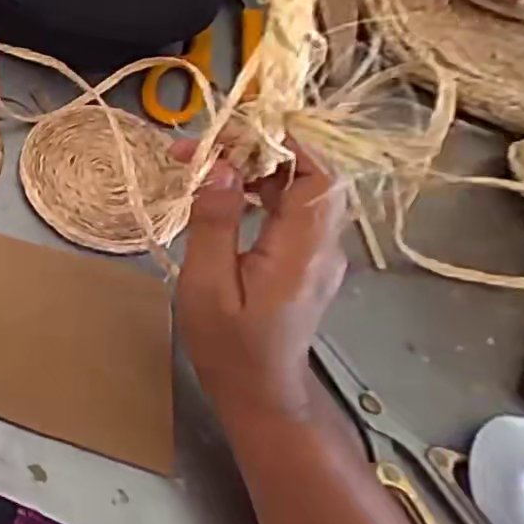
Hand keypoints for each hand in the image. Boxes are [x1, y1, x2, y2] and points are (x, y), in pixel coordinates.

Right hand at [172, 142, 348, 420]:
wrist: (258, 394)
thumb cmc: (229, 345)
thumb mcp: (208, 284)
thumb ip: (214, 222)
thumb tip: (217, 167)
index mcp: (302, 250)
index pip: (318, 177)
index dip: (285, 143)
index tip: (235, 130)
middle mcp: (321, 246)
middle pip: (309, 176)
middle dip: (259, 149)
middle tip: (204, 146)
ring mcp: (314, 253)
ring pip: (298, 190)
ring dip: (254, 167)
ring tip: (202, 163)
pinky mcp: (301, 259)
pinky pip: (287, 209)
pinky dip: (256, 188)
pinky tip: (221, 190)